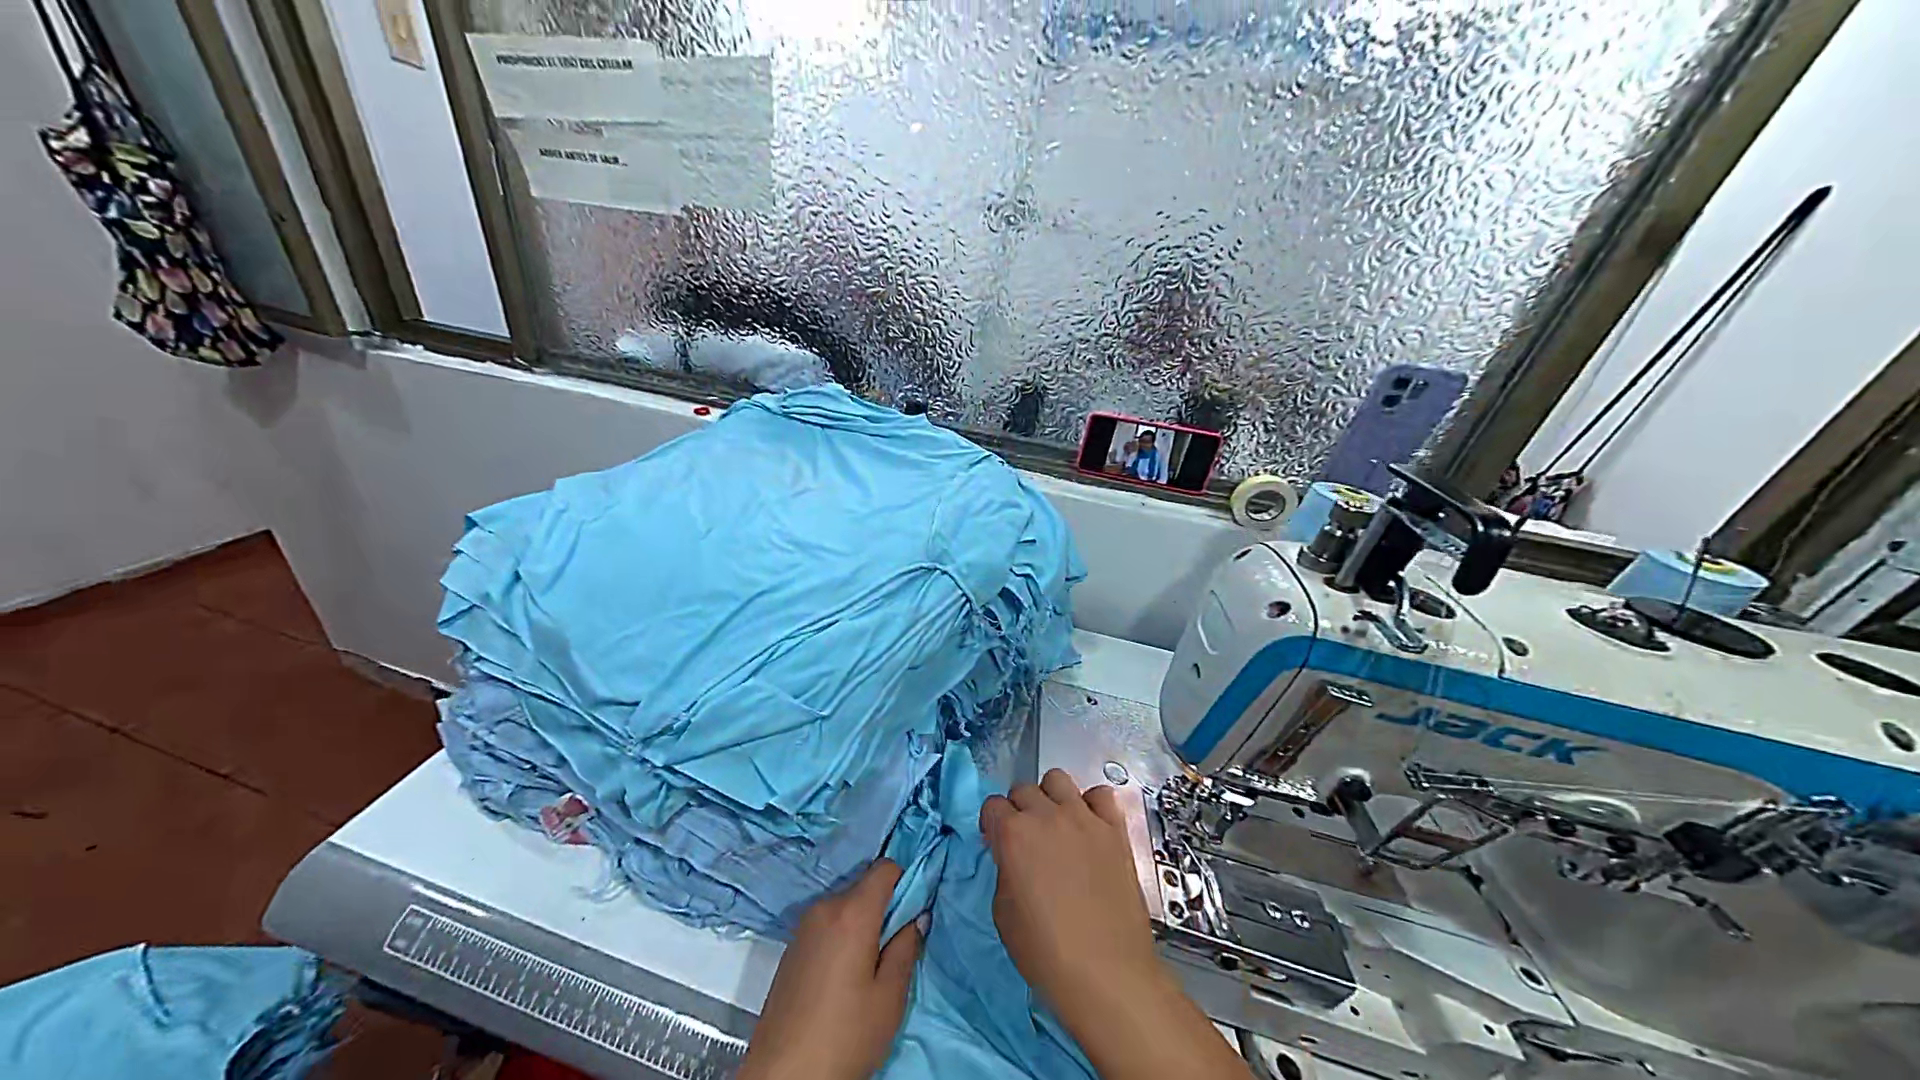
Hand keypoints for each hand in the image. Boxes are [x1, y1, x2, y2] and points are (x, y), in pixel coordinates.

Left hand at [738, 860, 922, 1079]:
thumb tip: (917, 916)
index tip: (913, 913)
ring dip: (862, 924)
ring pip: (845, 906)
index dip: (905, 883)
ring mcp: (803, 927)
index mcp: (851, 912)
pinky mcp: (791, 947)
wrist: (782, 1078)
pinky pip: (827, 925)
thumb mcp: (889, 997)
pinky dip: (842, 936)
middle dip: (884, 908)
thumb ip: (907, 947)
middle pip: (864, 887)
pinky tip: (843, 978)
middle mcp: (824, 908)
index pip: (885, 867)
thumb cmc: (844, 1037)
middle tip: (894, 949)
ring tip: (869, 969)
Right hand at [981, 770, 1252, 1079]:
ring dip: (1050, 797)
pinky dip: (1091, 804)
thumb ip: (1005, 870)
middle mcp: (1047, 815)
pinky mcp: (1114, 829)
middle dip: (1018, 809)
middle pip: (1023, 789)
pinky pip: (1101, 794)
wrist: (1106, 972)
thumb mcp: (1003, 912)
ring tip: (1055, 825)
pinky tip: (1089, 826)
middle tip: (1025, 839)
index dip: (991, 825)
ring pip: (1058, 779)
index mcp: (1013, 834)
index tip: (996, 843)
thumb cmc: (1045, 951)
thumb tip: (1013, 857)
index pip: (992, 805)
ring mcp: (1084, 818)